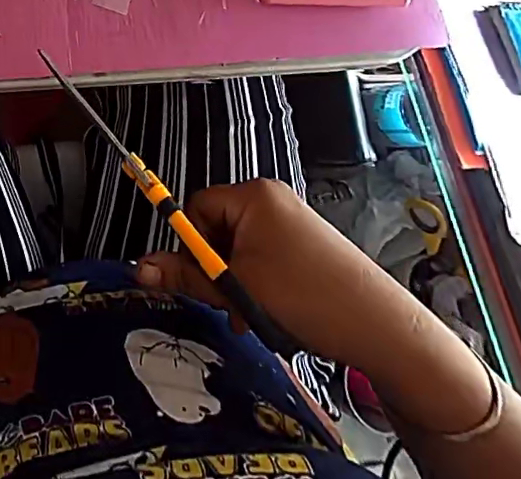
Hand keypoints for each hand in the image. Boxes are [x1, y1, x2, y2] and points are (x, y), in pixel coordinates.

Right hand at [136, 179, 441, 375]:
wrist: (376, 324)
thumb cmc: (312, 295)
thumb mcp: (239, 289)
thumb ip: (187, 277)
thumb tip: (143, 268)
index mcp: (254, 195)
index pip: (197, 206)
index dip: (191, 244)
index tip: (197, 276)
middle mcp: (271, 201)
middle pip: (216, 228)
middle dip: (216, 268)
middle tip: (226, 300)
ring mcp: (289, 222)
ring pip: (238, 249)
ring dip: (235, 282)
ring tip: (250, 312)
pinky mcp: (301, 245)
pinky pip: (260, 258)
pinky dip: (255, 284)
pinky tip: (267, 312)